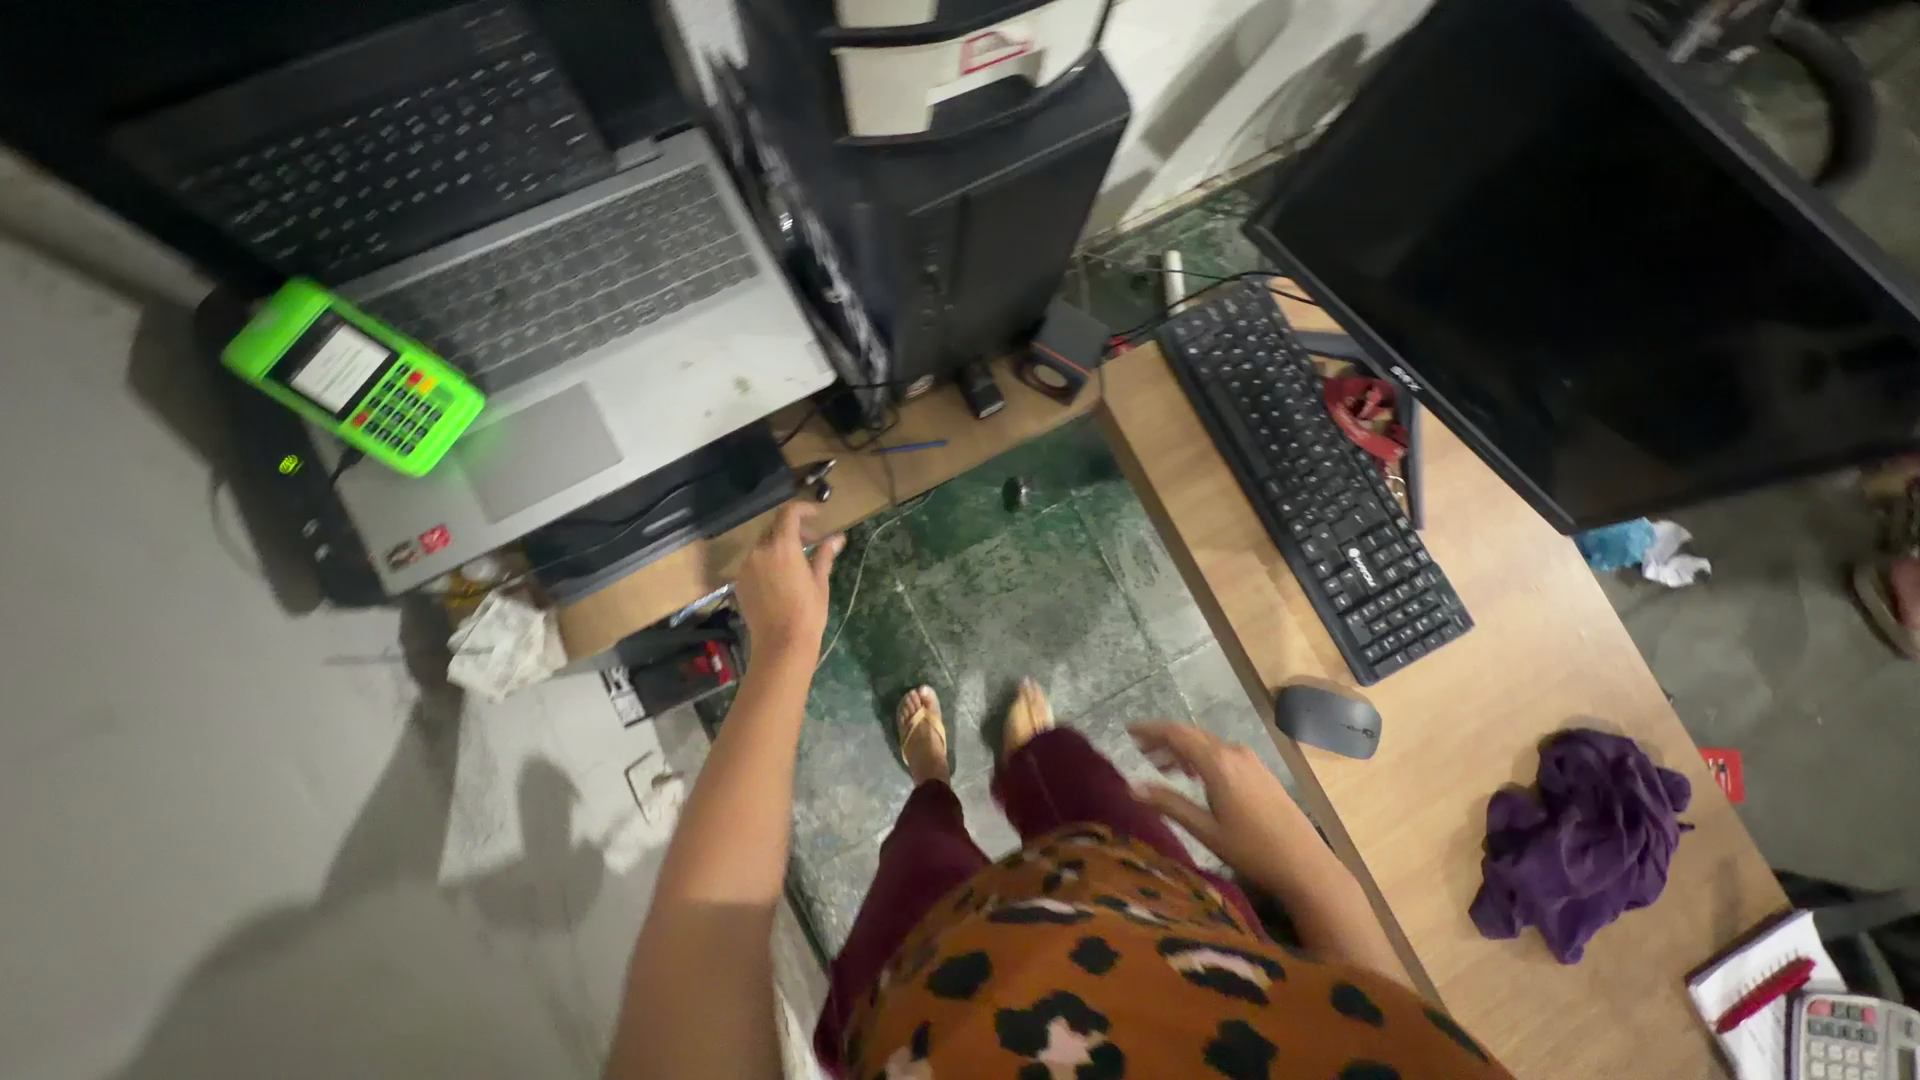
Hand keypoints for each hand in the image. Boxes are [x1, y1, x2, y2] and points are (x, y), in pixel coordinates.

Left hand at [734, 502, 841, 659]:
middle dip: (792, 529)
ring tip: (795, 561)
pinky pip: (753, 562)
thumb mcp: (820, 581)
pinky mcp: (740, 582)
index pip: (789, 513)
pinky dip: (767, 560)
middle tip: (810, 540)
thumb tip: (838, 537)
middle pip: (774, 528)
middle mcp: (760, 551)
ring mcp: (746, 567)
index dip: (803, 509)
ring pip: (762, 545)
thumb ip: (824, 554)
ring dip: (778, 544)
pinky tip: (780, 578)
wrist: (781, 644)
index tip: (817, 516)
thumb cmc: (808, 612)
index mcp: (782, 546)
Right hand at [1129, 722, 1317, 896]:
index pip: (1176, 733)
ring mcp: (1250, 760)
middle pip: (1191, 734)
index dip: (1150, 730)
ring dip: (1182, 749)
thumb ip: (1168, 804)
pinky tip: (1194, 775)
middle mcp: (1234, 752)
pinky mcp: (1260, 771)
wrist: (1306, 865)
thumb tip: (1132, 787)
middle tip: (1139, 751)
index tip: (1128, 732)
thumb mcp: (1205, 830)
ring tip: (1161, 766)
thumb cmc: (1252, 850)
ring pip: (1207, 743)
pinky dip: (1200, 756)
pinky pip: (1222, 752)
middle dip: (1163, 739)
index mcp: (1218, 762)